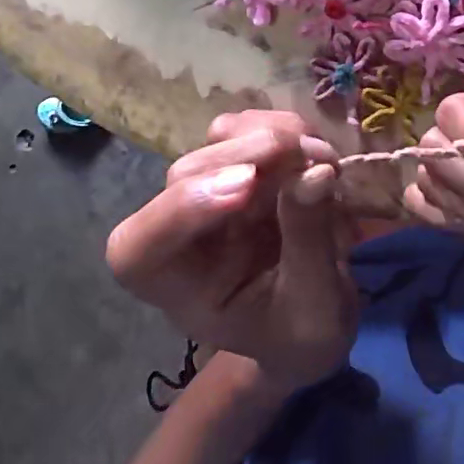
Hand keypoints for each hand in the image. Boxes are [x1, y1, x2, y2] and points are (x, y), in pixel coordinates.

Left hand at [107, 111, 357, 391]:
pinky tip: (315, 150)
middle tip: (318, 160)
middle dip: (251, 157)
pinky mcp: (239, 165)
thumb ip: (310, 242)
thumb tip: (316, 170)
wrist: (315, 323)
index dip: (181, 209)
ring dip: (272, 135)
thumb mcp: (315, 308)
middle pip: (186, 176)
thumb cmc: (303, 335)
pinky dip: (284, 128)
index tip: (248, 188)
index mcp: (180, 288)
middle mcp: (183, 233)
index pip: (139, 249)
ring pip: (217, 140)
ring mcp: (210, 191)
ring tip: (324, 156)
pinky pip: (247, 128)